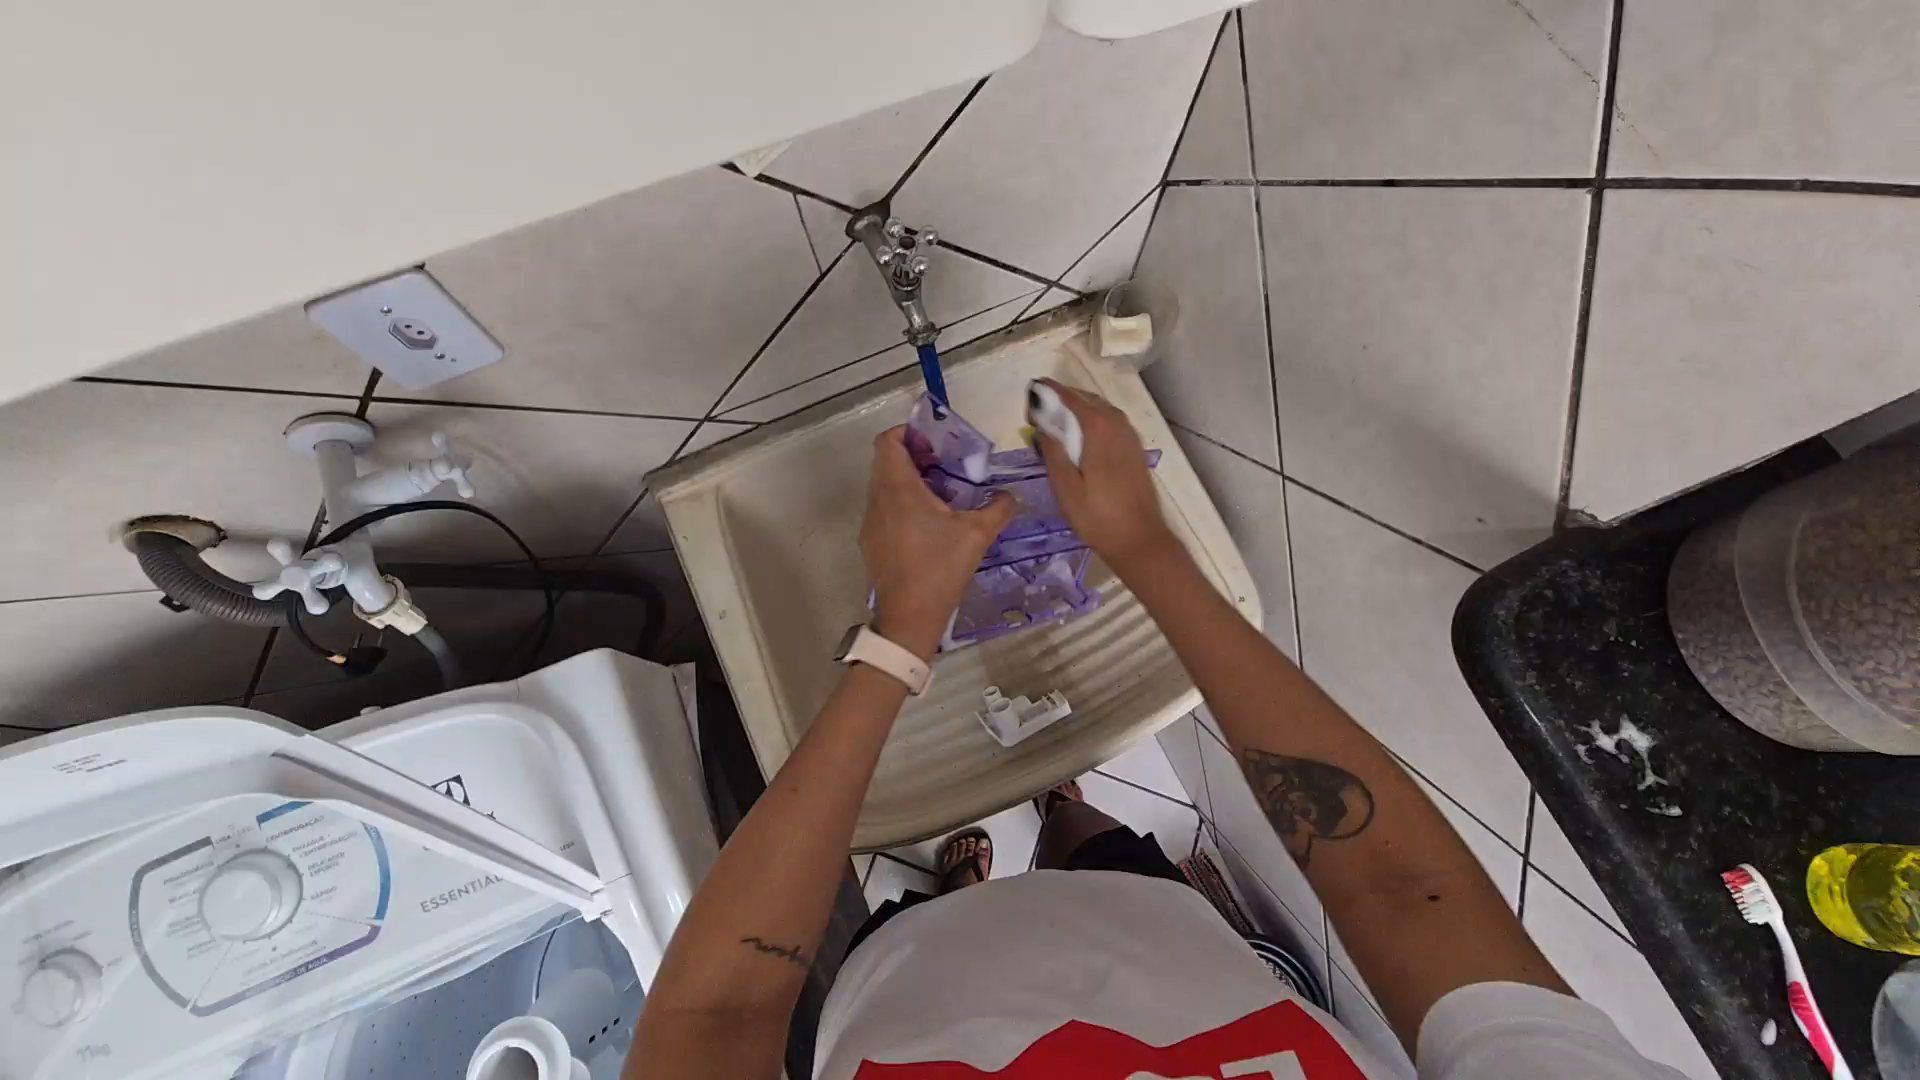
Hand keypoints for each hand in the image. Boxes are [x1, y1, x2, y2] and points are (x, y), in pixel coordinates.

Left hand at [861, 426, 1015, 660]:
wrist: (909, 618)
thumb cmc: (940, 570)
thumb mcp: (977, 535)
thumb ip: (998, 509)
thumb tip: (1009, 496)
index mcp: (898, 489)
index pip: (888, 441)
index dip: (909, 432)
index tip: (935, 442)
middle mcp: (877, 500)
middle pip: (886, 462)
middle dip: (915, 457)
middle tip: (946, 466)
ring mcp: (871, 523)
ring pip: (884, 486)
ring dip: (910, 482)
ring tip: (942, 495)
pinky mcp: (872, 542)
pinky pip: (884, 509)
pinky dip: (903, 504)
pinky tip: (929, 526)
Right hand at [1032, 379, 1181, 574]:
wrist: (1139, 539)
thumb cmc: (1097, 517)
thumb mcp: (1065, 487)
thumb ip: (1052, 452)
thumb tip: (1041, 427)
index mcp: (1099, 428)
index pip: (1070, 397)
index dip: (1049, 392)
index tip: (1031, 392)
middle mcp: (1117, 424)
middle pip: (1087, 399)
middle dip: (1063, 398)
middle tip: (1039, 410)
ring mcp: (1129, 435)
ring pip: (1101, 409)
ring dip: (1078, 408)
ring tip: (1056, 420)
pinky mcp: (1134, 448)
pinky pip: (1110, 422)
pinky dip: (1093, 420)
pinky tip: (1080, 436)